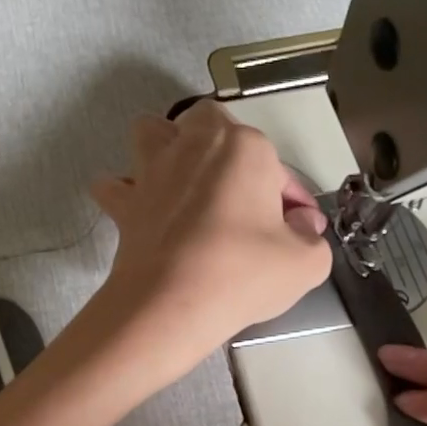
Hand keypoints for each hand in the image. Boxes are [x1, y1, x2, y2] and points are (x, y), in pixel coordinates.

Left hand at [90, 102, 330, 376]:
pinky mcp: (125, 202)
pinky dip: (124, 193)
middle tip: (238, 191)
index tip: (297, 227)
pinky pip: (115, 186)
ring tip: (183, 180)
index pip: (277, 165)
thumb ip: (310, 236)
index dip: (291, 197)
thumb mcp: (305, 261)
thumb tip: (302, 225)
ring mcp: (153, 170)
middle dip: (223, 146)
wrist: (170, 303)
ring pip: (152, 133)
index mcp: (244, 147)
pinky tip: (140, 209)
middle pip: (207, 122)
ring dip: (165, 148)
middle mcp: (193, 146)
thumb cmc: (242, 272)